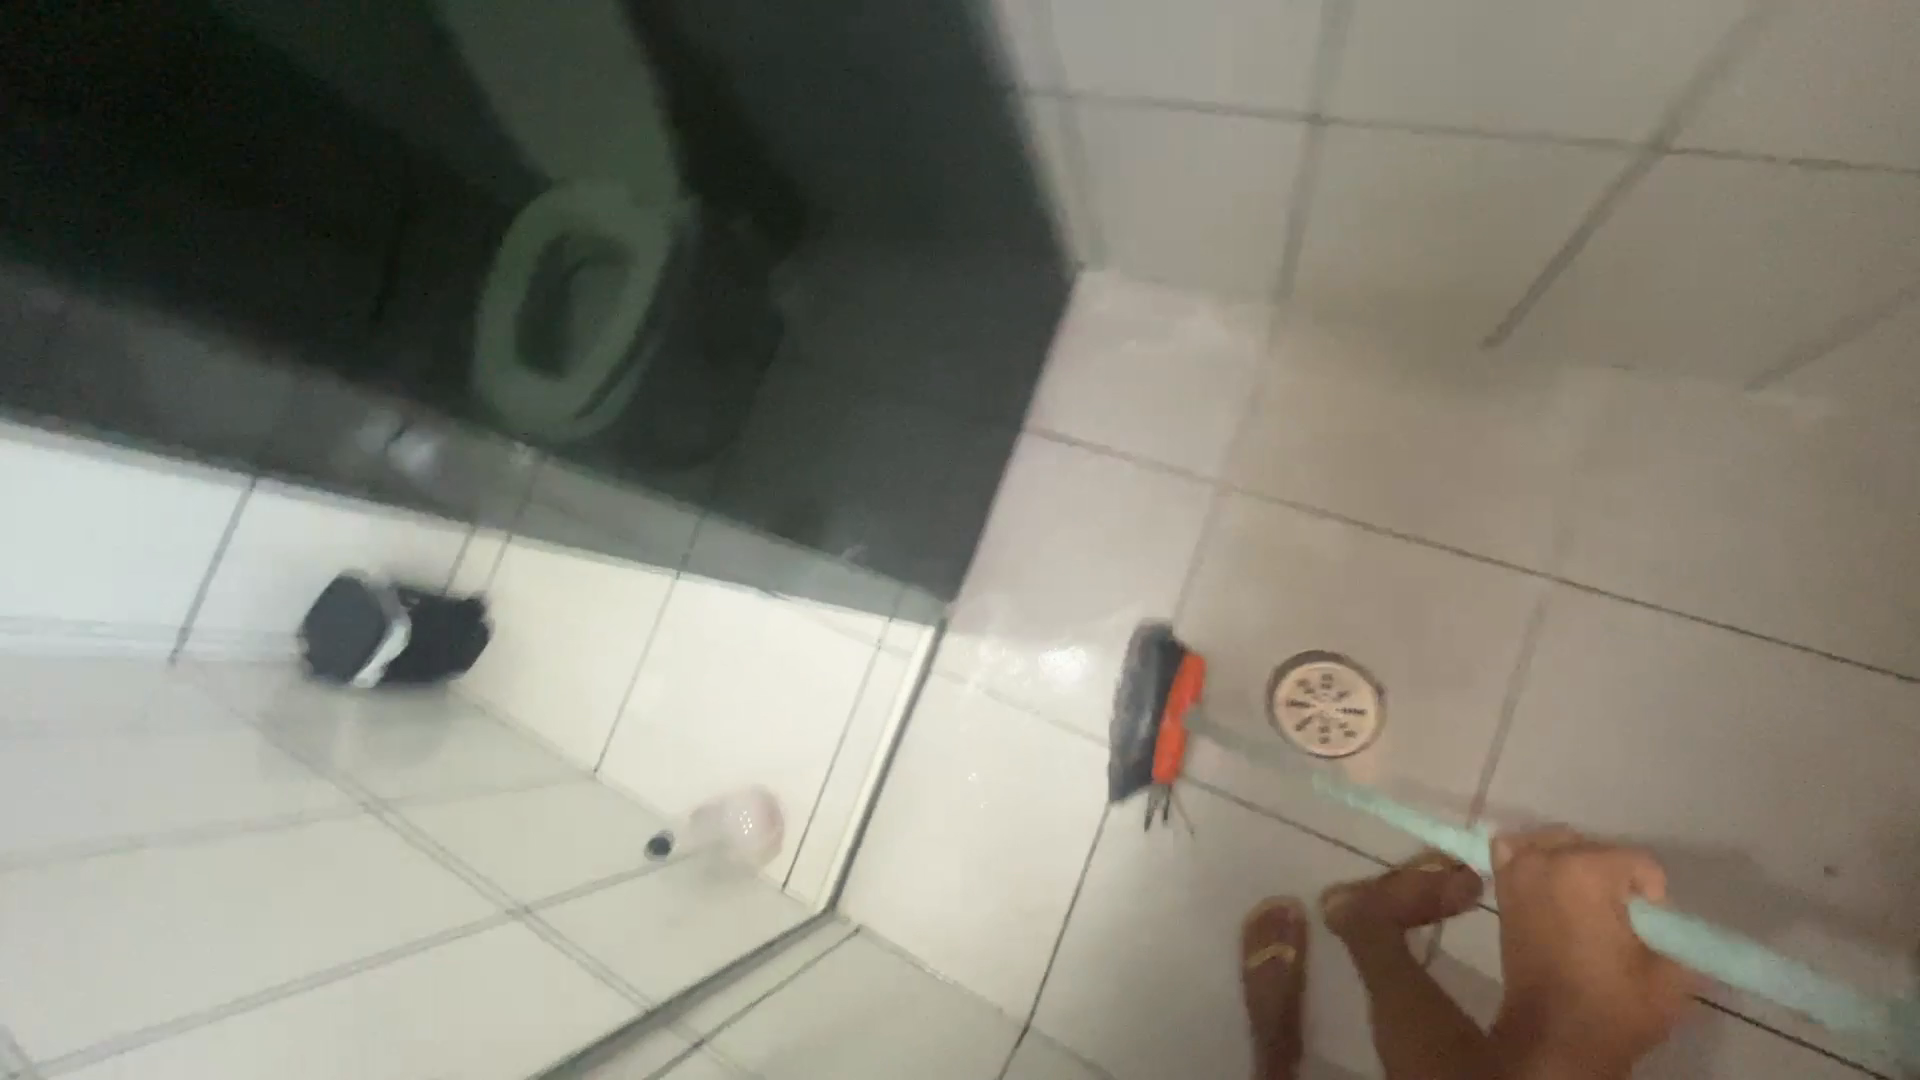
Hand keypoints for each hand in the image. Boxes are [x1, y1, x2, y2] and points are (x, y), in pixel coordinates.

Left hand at [1489, 827, 1699, 1077]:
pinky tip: (1551, 884)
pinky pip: (1513, 850)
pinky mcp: (1500, 885)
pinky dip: (1532, 857)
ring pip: (1554, 842)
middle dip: (1616, 876)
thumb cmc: (1616, 1002)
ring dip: (1577, 863)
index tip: (1651, 924)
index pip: (1638, 860)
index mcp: (1585, 872)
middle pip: (1594, 847)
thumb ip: (1677, 932)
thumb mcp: (1672, 971)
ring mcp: (1514, 869)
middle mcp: (1543, 859)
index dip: (1654, 892)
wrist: (1556, 1029)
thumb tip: (1668, 918)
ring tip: (1591, 903)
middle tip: (1623, 916)